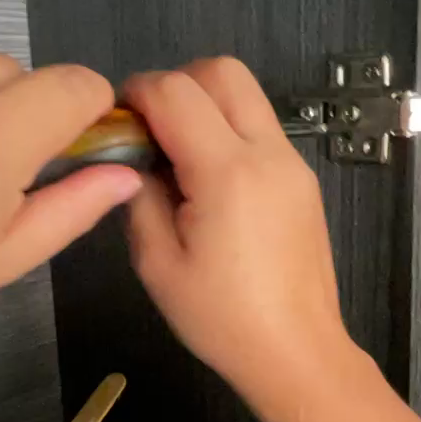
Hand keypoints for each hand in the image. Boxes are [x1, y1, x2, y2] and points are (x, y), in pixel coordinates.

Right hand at [122, 57, 357, 397]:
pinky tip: (209, 180)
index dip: (137, 93)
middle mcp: (268, 153)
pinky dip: (228, 130)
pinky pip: (260, 128)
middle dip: (176, 83)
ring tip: (177, 155)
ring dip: (205, 104)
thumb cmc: (221, 318)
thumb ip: (139, 197)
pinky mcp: (302, 180)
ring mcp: (293, 163)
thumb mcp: (158, 263)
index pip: (176, 91)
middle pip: (222, 71)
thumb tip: (135, 160)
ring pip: (247, 94)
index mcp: (228, 172)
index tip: (118, 122)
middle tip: (150, 129)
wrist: (296, 351)